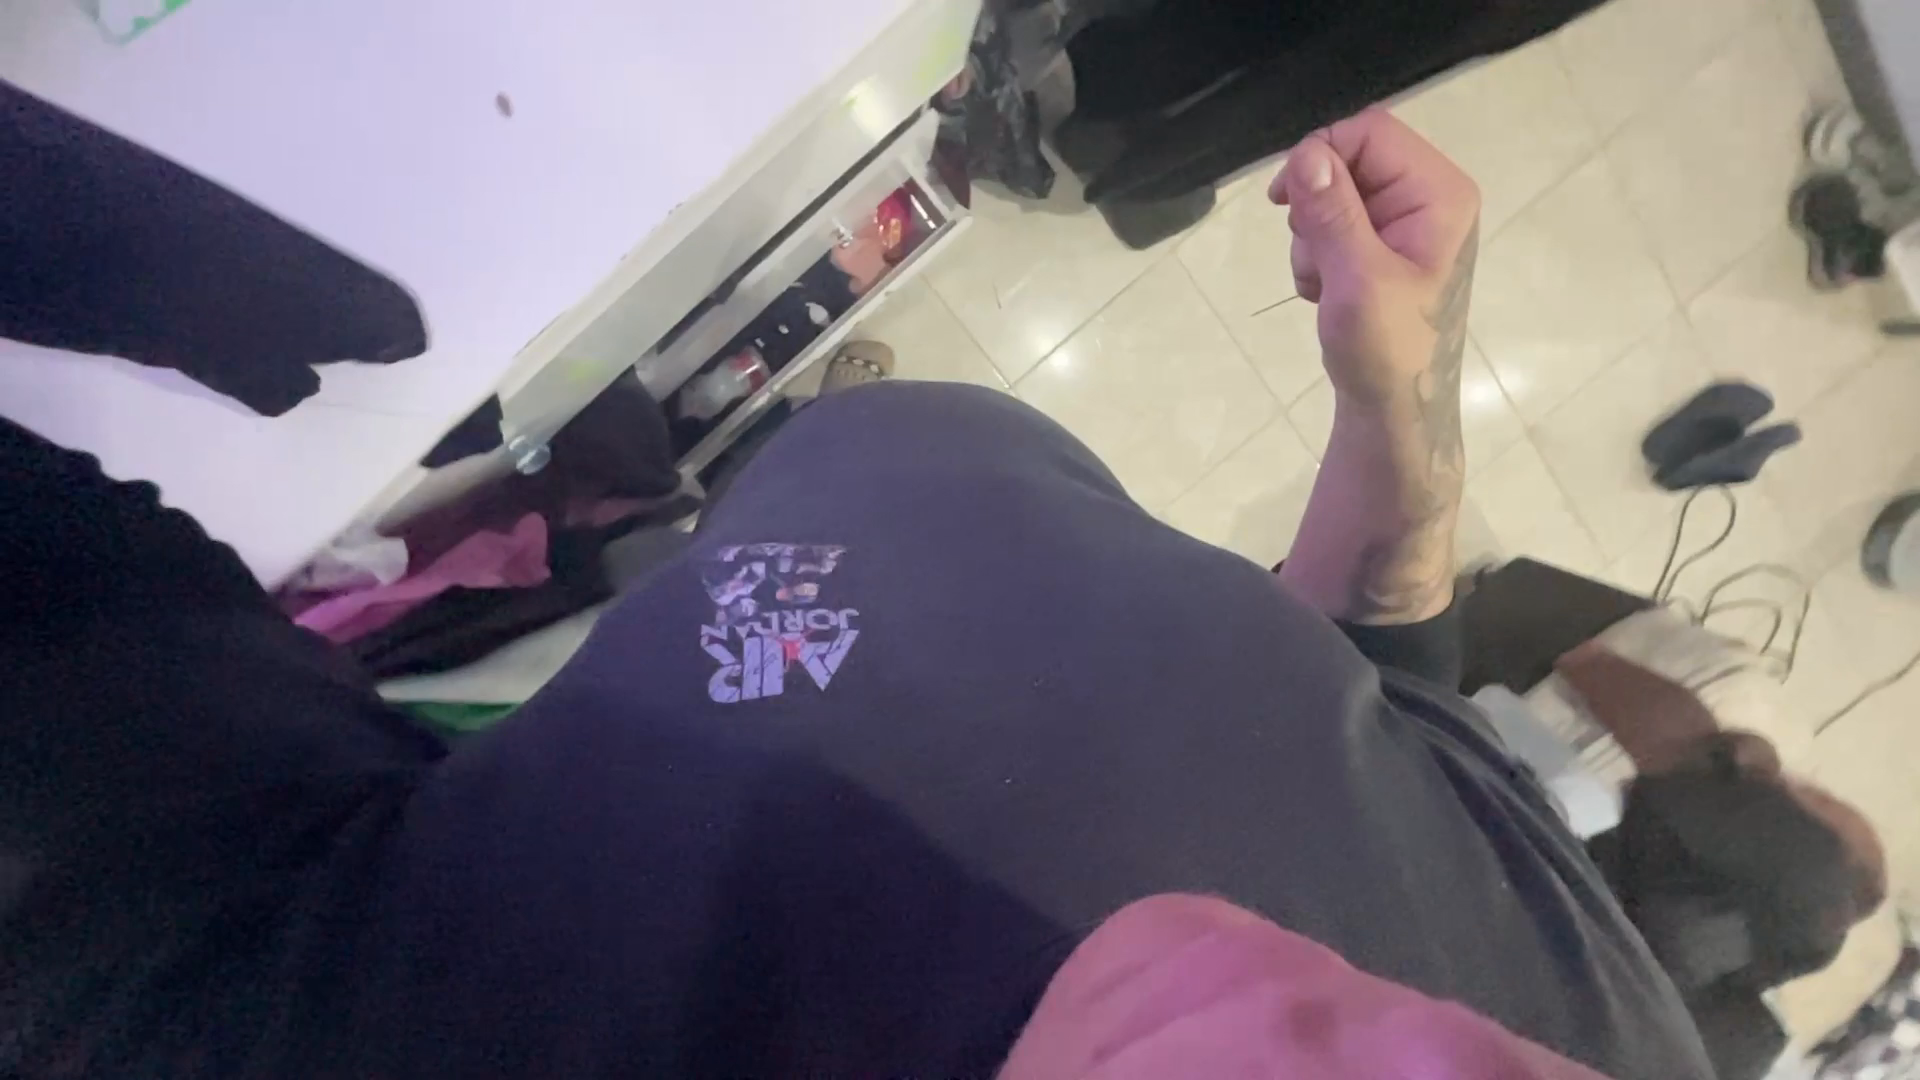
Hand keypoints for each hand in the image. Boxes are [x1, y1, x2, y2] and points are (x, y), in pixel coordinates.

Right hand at [1271, 112, 1479, 624]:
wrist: (1394, 409)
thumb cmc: (1386, 350)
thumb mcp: (1356, 279)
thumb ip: (1332, 214)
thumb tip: (1306, 155)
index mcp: (1437, 194)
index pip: (1369, 134)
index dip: (1319, 156)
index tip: (1282, 201)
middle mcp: (1425, 200)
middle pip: (1349, 164)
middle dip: (1314, 210)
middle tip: (1315, 260)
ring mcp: (1403, 229)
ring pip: (1333, 201)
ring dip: (1311, 241)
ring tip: (1323, 286)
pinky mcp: (1382, 254)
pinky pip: (1333, 232)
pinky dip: (1317, 260)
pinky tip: (1324, 293)